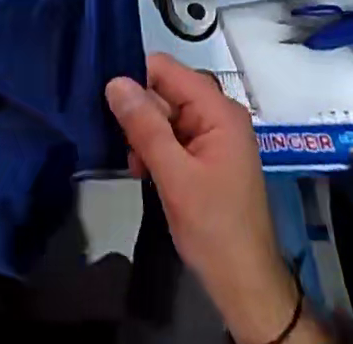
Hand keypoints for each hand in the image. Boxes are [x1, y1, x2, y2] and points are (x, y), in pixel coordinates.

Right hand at [107, 54, 318, 343]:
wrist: (244, 284)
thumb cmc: (213, 228)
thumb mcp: (174, 176)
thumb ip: (144, 126)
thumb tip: (115, 82)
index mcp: (218, 110)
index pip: (167, 69)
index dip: (135, 79)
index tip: (108, 103)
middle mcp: (218, 114)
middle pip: (165, 90)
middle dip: (139, 113)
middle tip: (125, 147)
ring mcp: (213, 134)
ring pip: (165, 113)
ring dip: (145, 134)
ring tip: (136, 166)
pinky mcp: (206, 154)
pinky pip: (172, 134)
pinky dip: (154, 148)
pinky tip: (145, 171)